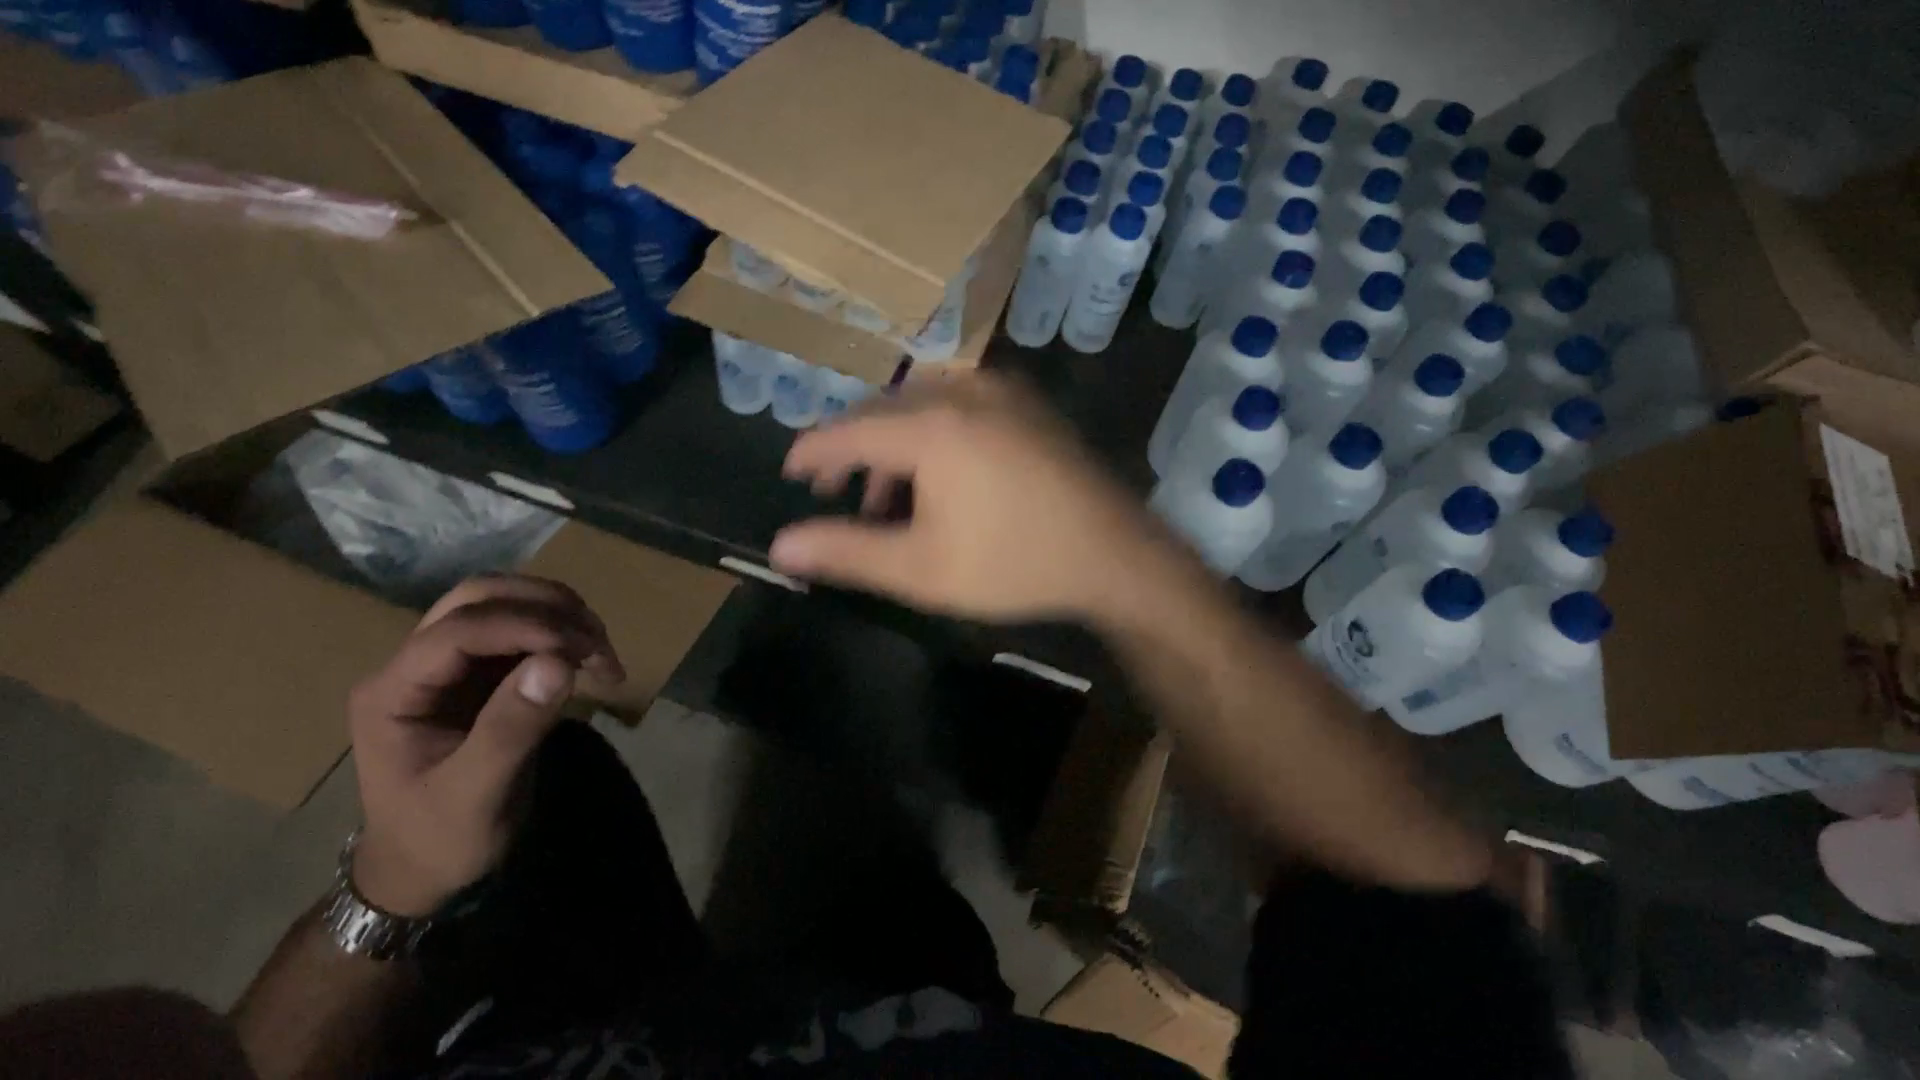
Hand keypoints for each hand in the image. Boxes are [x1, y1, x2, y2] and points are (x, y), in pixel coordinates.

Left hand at [344, 575, 624, 915]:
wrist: (424, 872)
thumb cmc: (440, 841)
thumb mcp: (476, 797)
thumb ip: (512, 728)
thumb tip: (558, 662)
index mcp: (392, 691)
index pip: (458, 629)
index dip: (523, 626)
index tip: (581, 648)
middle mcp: (414, 665)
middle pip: (478, 598)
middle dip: (544, 608)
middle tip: (595, 643)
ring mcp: (448, 666)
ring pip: (502, 605)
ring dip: (557, 615)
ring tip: (601, 651)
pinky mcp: (479, 675)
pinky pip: (522, 632)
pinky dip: (561, 634)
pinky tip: (591, 660)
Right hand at [771, 374, 1170, 622]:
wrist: (1116, 555)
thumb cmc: (1013, 564)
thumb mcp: (920, 569)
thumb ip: (846, 552)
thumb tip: (780, 546)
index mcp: (929, 426)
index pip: (846, 429)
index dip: (811, 453)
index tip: (791, 475)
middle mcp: (961, 392)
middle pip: (883, 411)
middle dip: (853, 452)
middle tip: (837, 496)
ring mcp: (1002, 392)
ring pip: (923, 406)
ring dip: (895, 446)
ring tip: (891, 503)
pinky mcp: (1029, 404)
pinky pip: (960, 405)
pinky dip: (934, 434)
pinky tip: (941, 478)